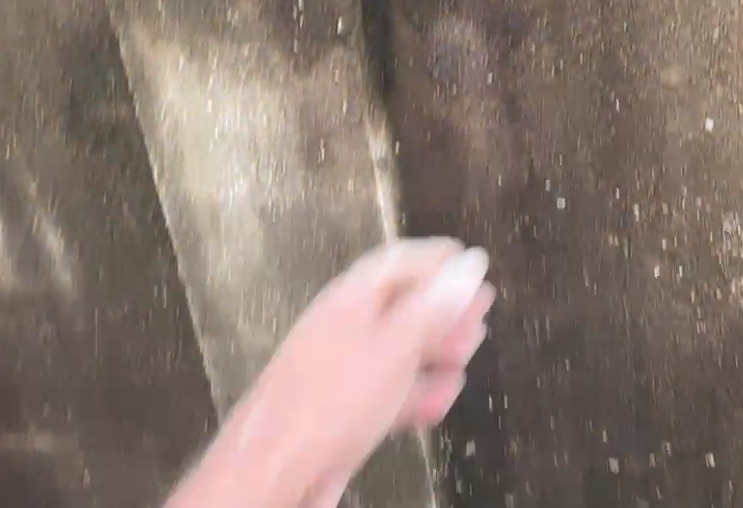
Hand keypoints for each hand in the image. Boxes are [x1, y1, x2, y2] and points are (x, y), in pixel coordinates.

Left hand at [182, 239, 494, 507]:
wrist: (267, 483)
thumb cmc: (318, 412)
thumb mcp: (395, 346)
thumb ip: (435, 305)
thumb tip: (468, 265)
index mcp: (349, 301)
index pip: (399, 261)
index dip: (437, 259)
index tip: (467, 262)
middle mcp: (342, 330)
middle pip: (403, 304)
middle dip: (444, 310)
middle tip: (476, 312)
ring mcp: (339, 372)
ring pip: (398, 349)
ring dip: (436, 351)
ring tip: (464, 356)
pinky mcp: (340, 411)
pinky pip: (388, 390)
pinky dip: (417, 390)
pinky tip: (436, 399)